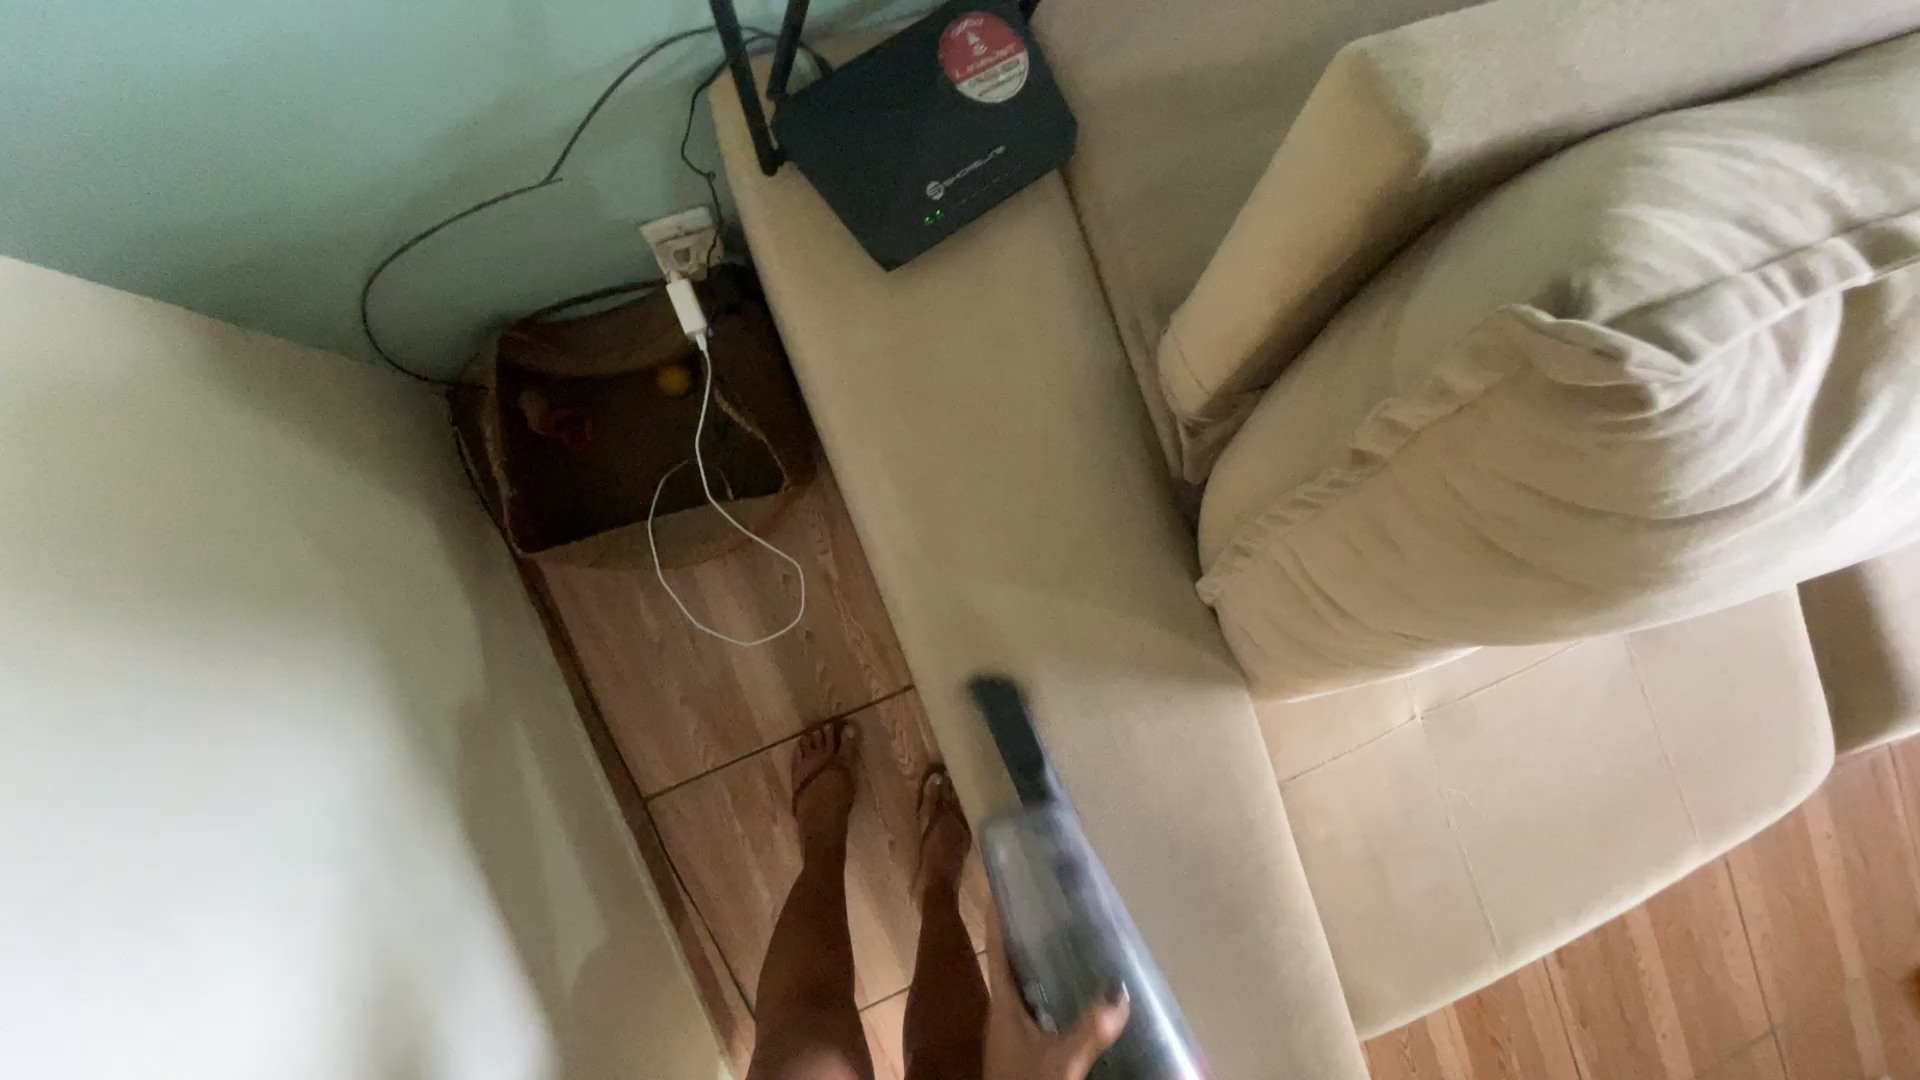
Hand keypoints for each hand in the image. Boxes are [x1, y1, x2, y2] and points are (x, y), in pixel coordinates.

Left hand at [983, 908, 1130, 1079]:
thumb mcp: (1061, 1060)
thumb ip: (1089, 1028)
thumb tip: (1120, 987)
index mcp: (1002, 1000)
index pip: (996, 944)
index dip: (998, 911)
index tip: (1006, 878)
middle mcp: (1004, 1009)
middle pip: (1011, 958)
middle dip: (1028, 930)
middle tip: (1052, 899)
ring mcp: (1014, 1030)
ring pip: (1025, 982)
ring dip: (1041, 960)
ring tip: (1070, 935)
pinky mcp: (1026, 1048)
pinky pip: (1038, 1006)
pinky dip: (1053, 991)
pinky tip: (1077, 992)